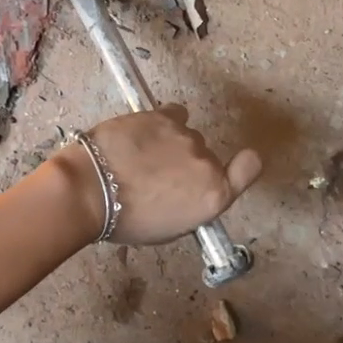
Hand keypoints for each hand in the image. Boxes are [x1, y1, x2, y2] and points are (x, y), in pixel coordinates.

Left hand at [53, 104, 260, 245]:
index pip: (250, 166)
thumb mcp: (169, 228)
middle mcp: (206, 162)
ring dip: (170, 144)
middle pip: (205, 156)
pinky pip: (174, 114)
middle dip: (187, 164)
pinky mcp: (162, 115)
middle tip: (157, 177)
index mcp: (214, 195)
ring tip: (140, 157)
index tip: (236, 164)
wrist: (92, 188)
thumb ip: (191, 205)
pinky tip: (144, 134)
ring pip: (186, 136)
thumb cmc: (126, 219)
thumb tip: (187, 190)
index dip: (244, 164)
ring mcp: (185, 135)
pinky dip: (163, 123)